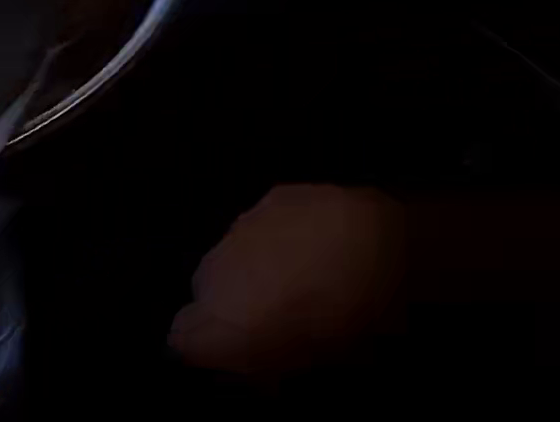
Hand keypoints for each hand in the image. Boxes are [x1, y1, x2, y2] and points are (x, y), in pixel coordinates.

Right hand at [169, 184, 405, 375]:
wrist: (379, 251)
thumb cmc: (342, 320)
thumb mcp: (298, 363)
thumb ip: (258, 360)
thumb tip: (248, 355)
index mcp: (219, 320)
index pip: (180, 336)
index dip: (206, 342)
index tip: (231, 346)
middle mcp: (220, 268)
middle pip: (204, 287)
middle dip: (228, 299)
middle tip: (269, 311)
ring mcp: (245, 227)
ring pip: (231, 251)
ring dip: (250, 264)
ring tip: (294, 274)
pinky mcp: (271, 198)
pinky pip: (259, 223)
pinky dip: (273, 235)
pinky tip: (306, 243)